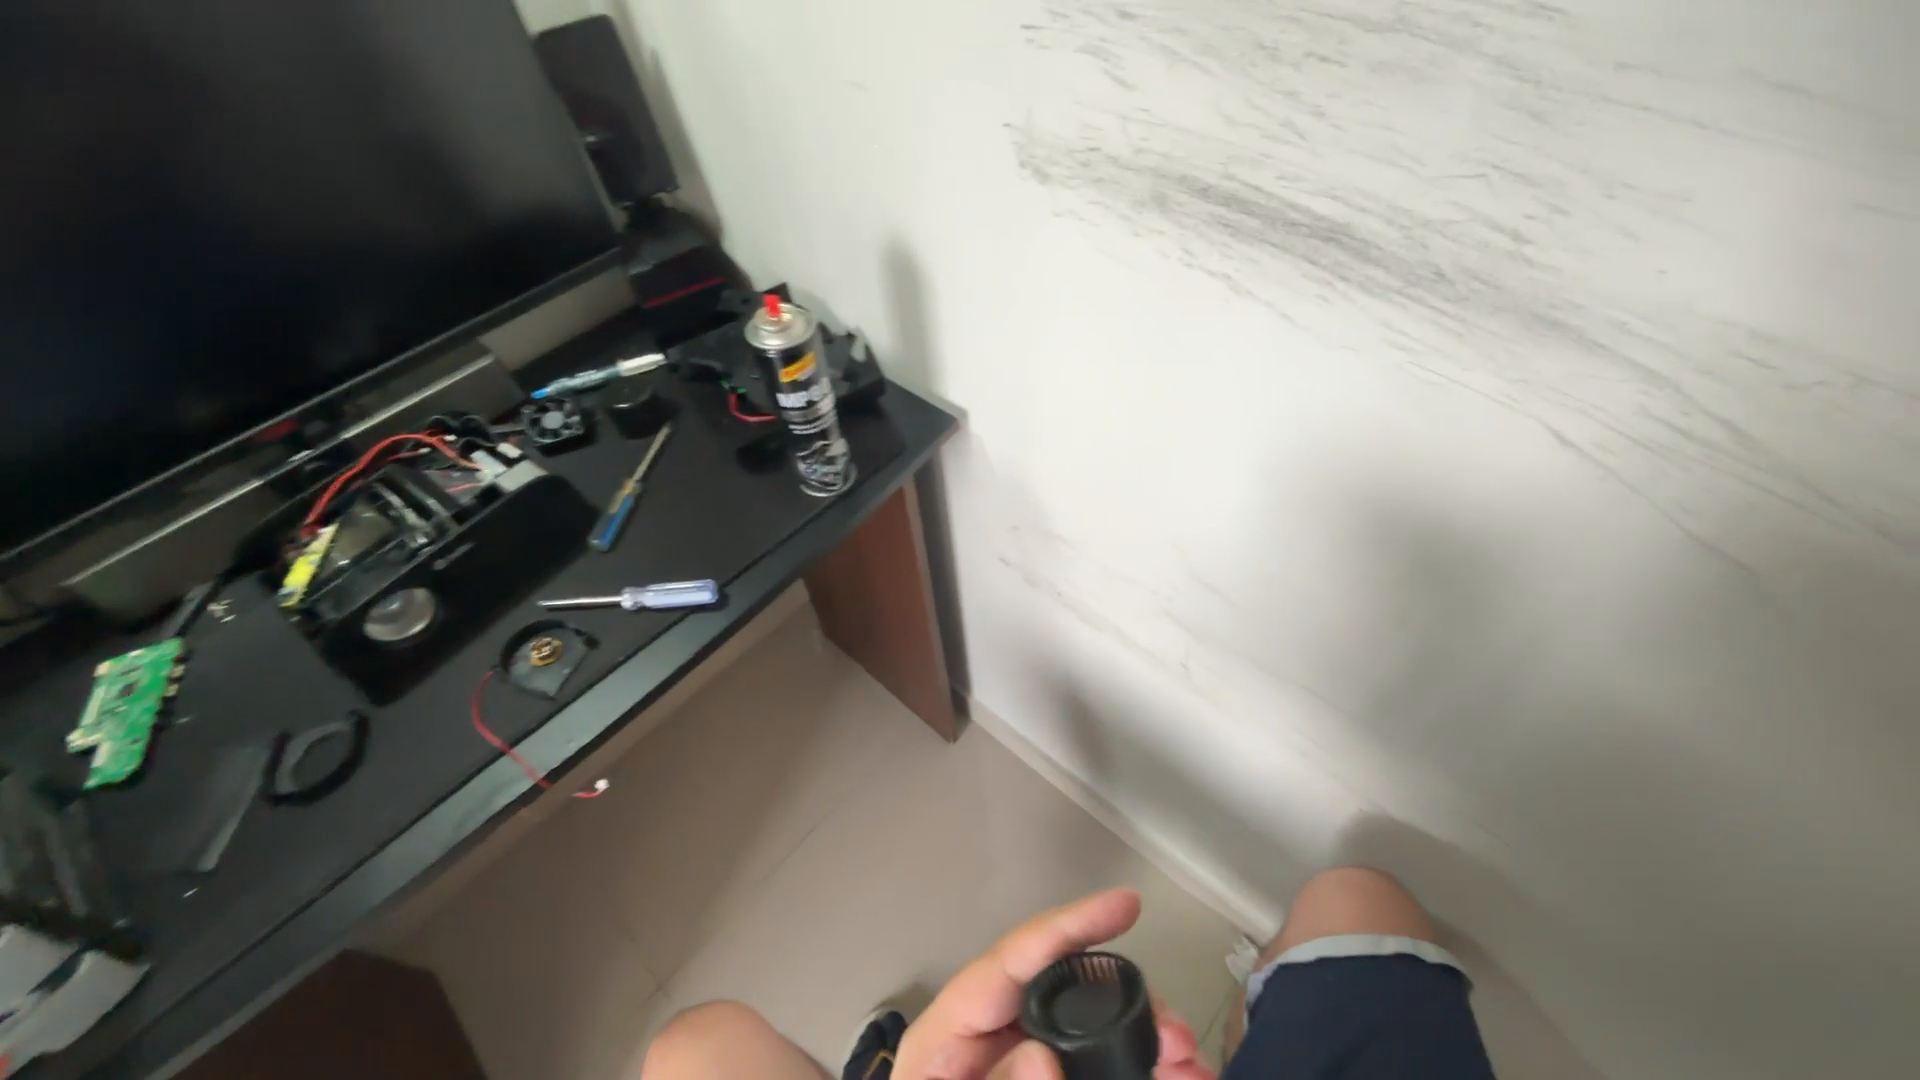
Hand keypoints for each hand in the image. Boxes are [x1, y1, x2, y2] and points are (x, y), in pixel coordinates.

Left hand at [894, 889, 1215, 1079]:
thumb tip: (1042, 1056)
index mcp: (952, 1029)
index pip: (1013, 957)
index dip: (1071, 923)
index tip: (1125, 906)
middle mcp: (990, 1033)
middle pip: (1065, 991)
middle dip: (1130, 1001)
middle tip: (1179, 1038)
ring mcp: (1023, 1060)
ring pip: (1093, 1031)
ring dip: (1147, 1044)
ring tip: (1192, 1068)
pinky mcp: (1049, 1074)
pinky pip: (1100, 1065)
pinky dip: (1141, 1068)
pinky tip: (1182, 1076)